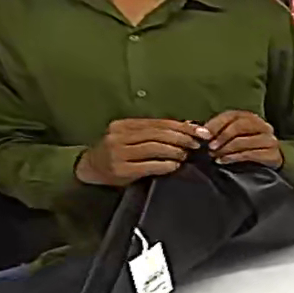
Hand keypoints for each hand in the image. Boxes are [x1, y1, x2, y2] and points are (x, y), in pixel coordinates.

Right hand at [76, 118, 202, 186]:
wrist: (91, 169)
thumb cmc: (120, 152)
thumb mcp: (134, 137)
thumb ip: (158, 132)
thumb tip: (192, 126)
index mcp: (123, 125)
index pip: (160, 123)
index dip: (184, 127)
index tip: (202, 132)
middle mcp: (118, 136)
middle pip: (159, 134)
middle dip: (183, 138)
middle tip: (198, 145)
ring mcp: (117, 153)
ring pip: (154, 147)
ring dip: (176, 151)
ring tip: (187, 155)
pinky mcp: (120, 169)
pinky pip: (149, 165)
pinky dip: (166, 164)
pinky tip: (175, 165)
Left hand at [202, 110, 283, 167]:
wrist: (264, 162)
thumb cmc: (242, 146)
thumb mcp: (228, 135)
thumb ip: (215, 131)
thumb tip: (198, 131)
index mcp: (250, 117)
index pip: (232, 116)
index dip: (215, 125)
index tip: (202, 135)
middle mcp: (263, 126)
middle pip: (240, 126)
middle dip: (222, 137)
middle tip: (210, 147)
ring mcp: (270, 140)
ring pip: (245, 141)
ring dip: (226, 149)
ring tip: (215, 155)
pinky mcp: (273, 154)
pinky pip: (251, 154)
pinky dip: (234, 158)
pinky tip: (224, 160)